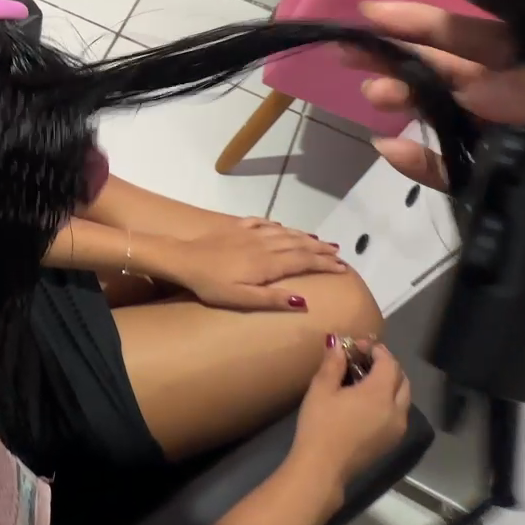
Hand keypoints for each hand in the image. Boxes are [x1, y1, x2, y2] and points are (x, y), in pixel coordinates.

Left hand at [138, 218, 346, 311]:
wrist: (181, 258)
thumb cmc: (210, 284)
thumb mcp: (241, 299)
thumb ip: (272, 300)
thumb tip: (305, 302)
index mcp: (267, 263)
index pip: (303, 261)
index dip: (324, 263)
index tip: (343, 268)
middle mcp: (262, 244)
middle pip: (297, 244)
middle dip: (319, 248)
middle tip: (338, 253)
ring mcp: (247, 233)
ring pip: (282, 232)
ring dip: (302, 235)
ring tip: (319, 239)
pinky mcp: (233, 227)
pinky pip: (260, 222)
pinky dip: (275, 224)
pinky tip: (280, 226)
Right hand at [288, 341, 410, 486]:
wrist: (325, 465)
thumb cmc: (320, 423)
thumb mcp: (321, 389)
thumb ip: (333, 364)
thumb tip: (338, 343)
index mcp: (379, 395)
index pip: (389, 364)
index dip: (376, 349)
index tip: (356, 344)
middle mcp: (397, 411)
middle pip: (402, 379)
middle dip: (386, 364)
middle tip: (361, 357)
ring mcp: (398, 428)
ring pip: (403, 397)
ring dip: (389, 381)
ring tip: (362, 376)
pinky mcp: (393, 440)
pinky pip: (399, 411)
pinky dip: (388, 398)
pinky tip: (365, 399)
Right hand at [350, 0, 524, 327]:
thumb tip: (474, 94)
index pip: (494, 40)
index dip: (434, 25)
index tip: (376, 14)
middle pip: (460, 75)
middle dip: (405, 60)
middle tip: (354, 57)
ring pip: (449, 120)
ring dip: (408, 103)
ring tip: (375, 97)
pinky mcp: (518, 203)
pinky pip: (456, 178)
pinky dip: (420, 165)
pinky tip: (390, 152)